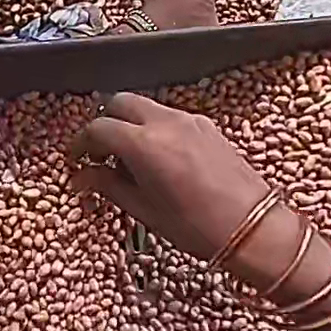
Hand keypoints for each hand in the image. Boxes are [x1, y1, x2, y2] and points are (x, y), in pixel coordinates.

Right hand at [67, 93, 271, 265]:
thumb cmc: (195, 226)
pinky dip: (152, 127)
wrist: (253, 227)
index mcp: (143, 144)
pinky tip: (156, 156)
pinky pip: (168, 115)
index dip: (81, 143)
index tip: (76, 159)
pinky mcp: (206, 125)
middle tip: (99, 151)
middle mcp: (164, 122)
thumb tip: (84, 176)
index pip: (98, 128)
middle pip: (120, 102)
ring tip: (127, 157)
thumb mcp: (144, 210)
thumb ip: (110, 186)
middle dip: (104, 122)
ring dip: (128, 123)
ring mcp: (188, 120)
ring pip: (145, 106)